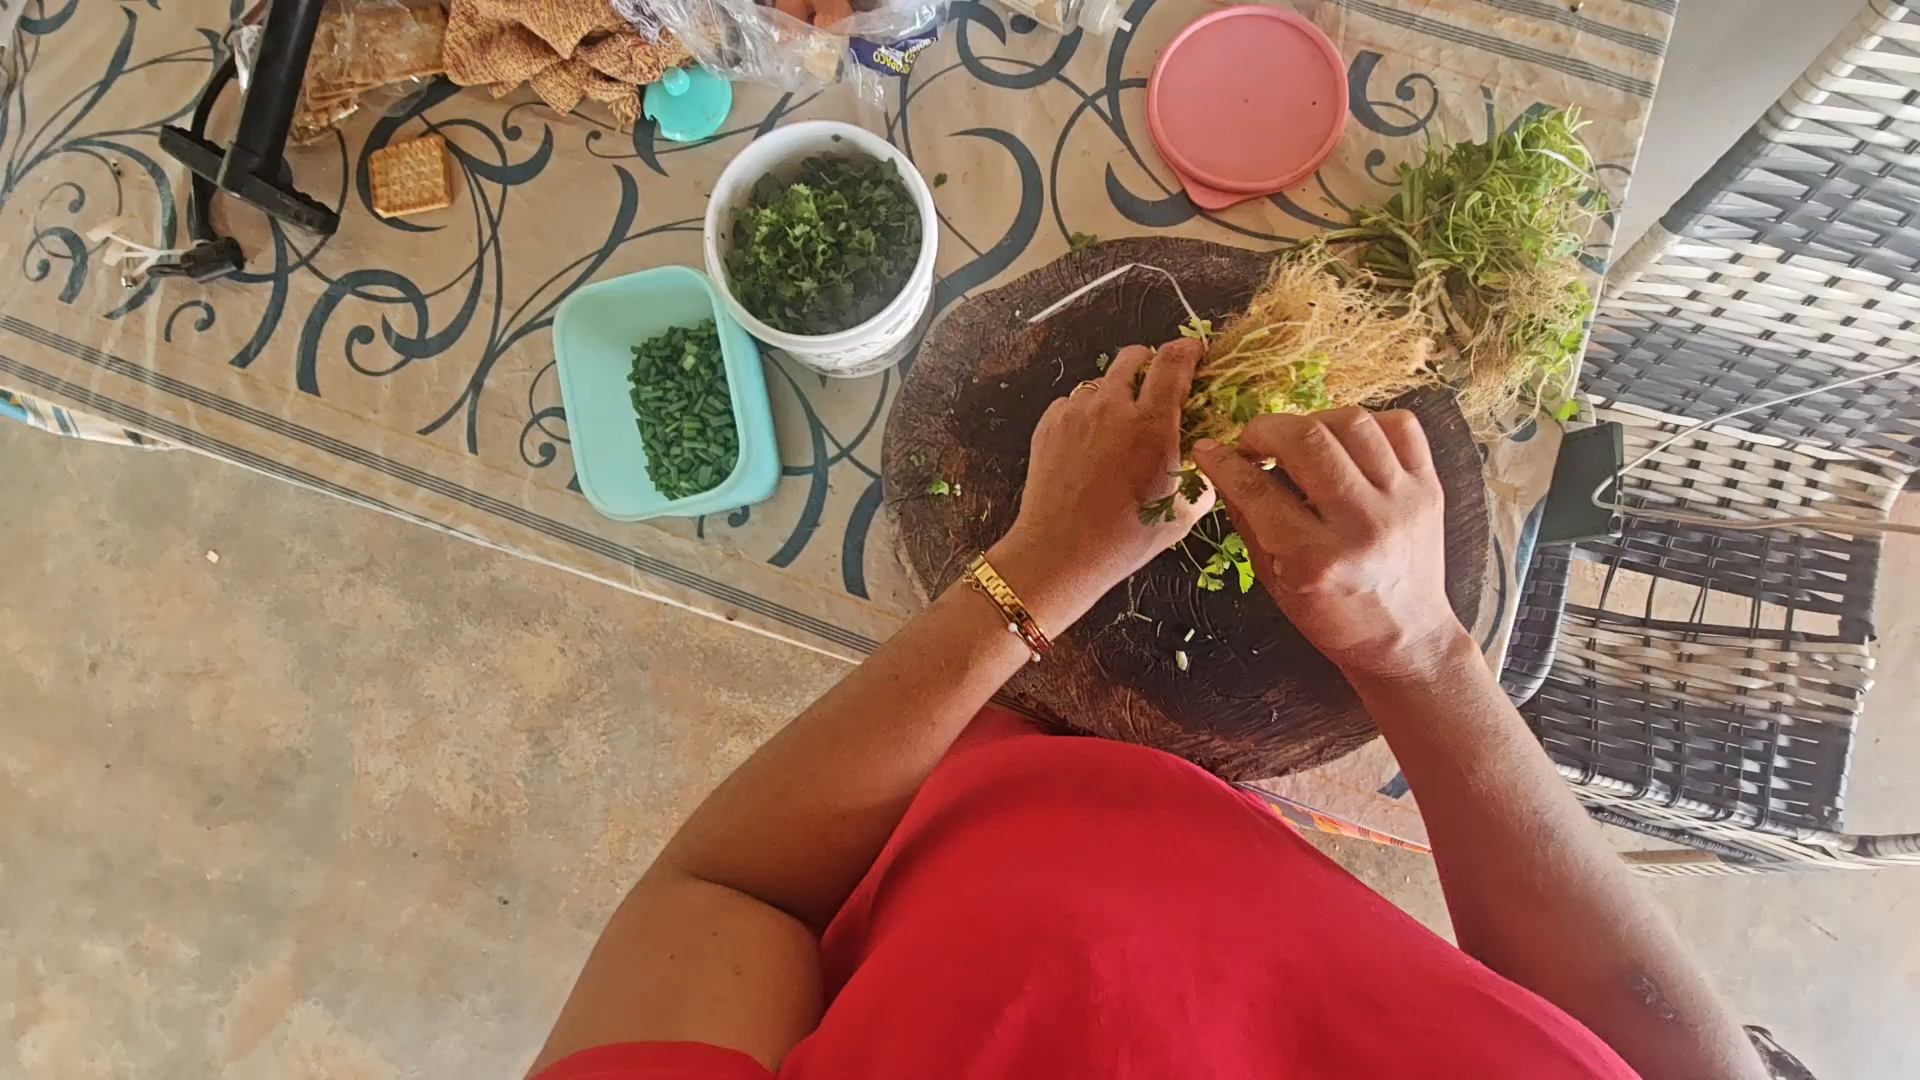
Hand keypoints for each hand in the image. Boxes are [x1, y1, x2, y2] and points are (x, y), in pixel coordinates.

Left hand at [990, 339, 1214, 632]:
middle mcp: (1112, 408)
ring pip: (1099, 383)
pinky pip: (1071, 403)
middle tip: (1153, 387)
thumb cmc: (1124, 539)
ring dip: (1113, 394)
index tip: (1194, 354)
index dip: (1188, 350)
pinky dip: (1083, 414)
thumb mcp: (1182, 514)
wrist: (1060, 551)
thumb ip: (1201, 478)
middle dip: (1148, 364)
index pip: (1175, 362)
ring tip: (1115, 427)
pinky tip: (1087, 445)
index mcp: (1152, 424)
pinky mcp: (1048, 425)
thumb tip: (1205, 461)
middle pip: (1133, 357)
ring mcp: (1075, 413)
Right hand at [1191, 407, 1467, 682]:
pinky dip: (1365, 423)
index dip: (1223, 462)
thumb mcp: (1273, 578)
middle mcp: (1362, 524)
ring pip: (1352, 423)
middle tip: (1252, 443)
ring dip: (1311, 422)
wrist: (1405, 637)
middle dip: (1264, 430)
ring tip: (1296, 441)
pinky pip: (1400, 426)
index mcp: (1315, 559)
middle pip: (1306, 441)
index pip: (1257, 490)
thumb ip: (1247, 519)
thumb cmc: (1331, 615)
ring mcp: (1403, 501)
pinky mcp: (1430, 487)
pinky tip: (1343, 444)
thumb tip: (1220, 468)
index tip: (1207, 450)